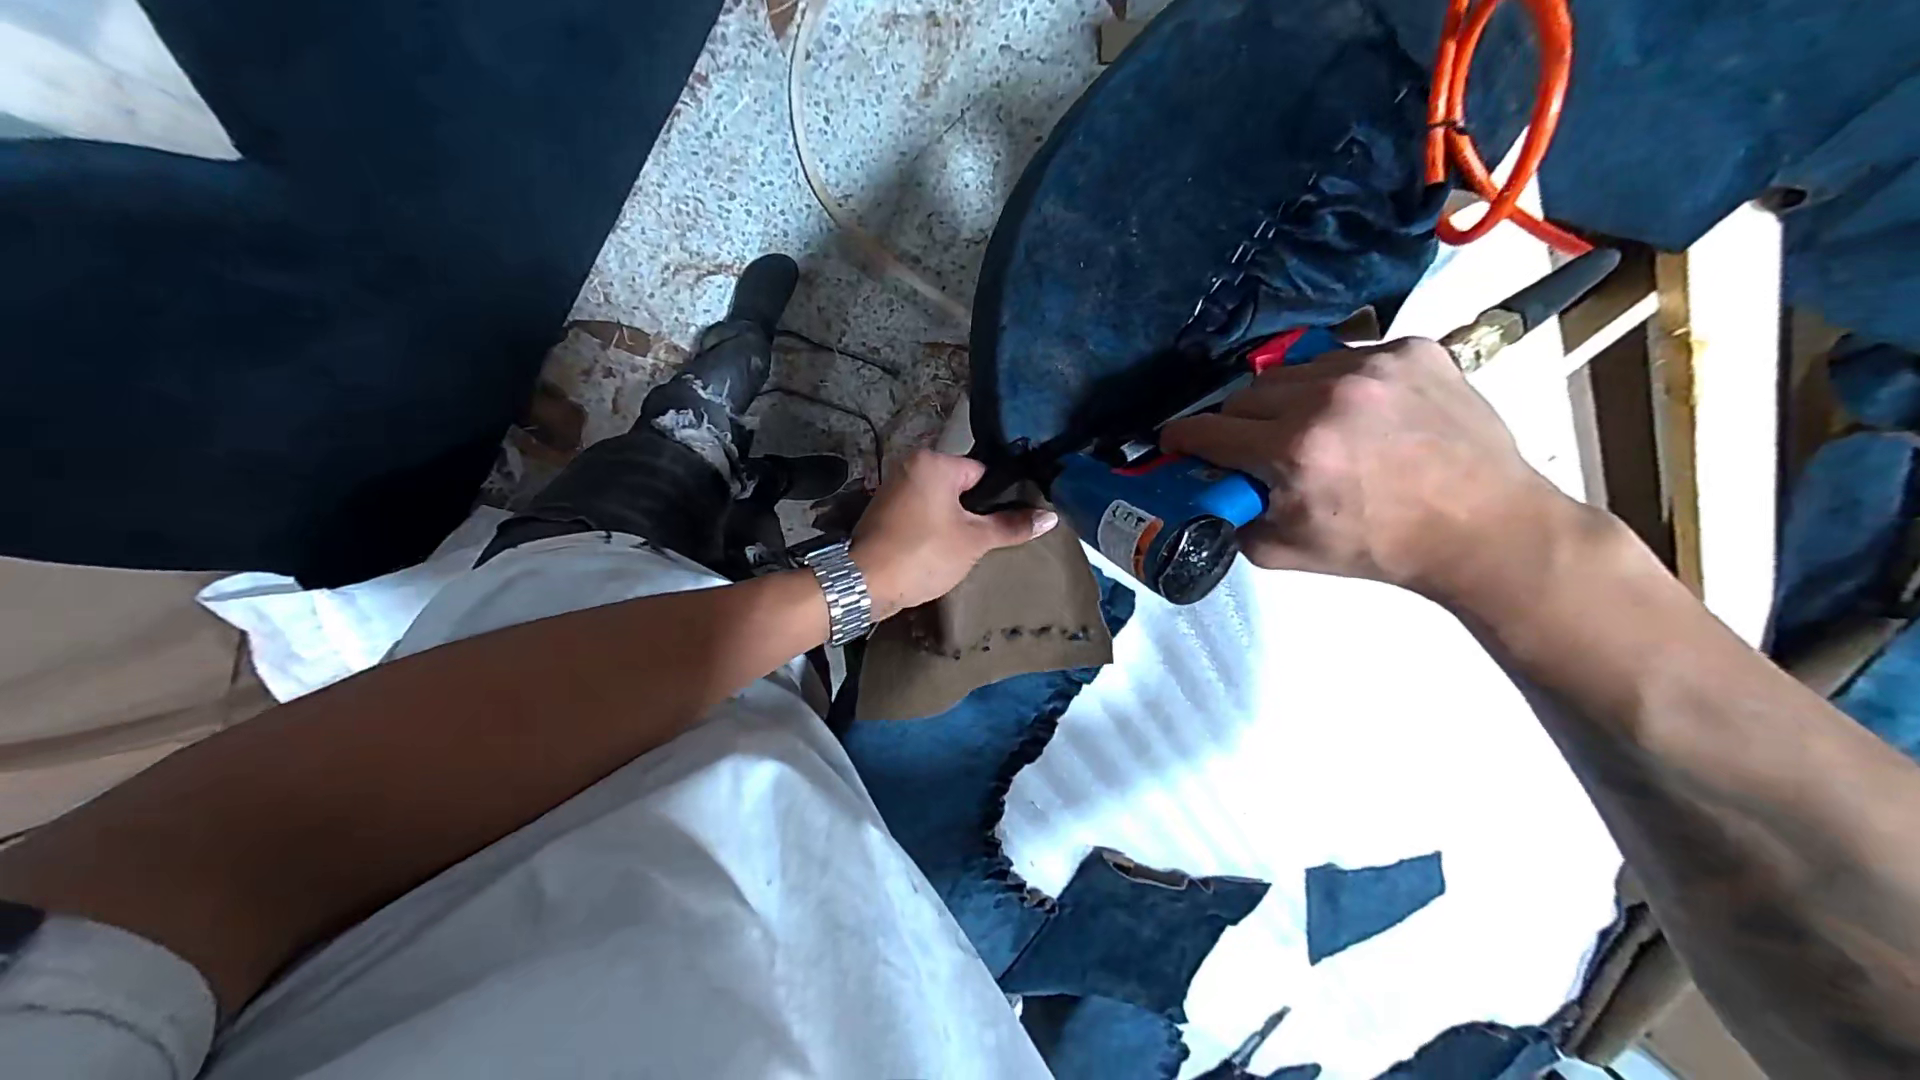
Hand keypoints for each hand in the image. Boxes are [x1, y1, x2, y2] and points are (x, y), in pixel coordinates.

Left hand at [851, 450, 1057, 619]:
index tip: (1007, 523)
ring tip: (965, 550)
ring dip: (953, 523)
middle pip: (960, 488)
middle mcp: (910, 466)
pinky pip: (920, 514)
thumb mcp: (974, 541)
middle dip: (974, 513)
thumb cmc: (924, 554)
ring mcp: (892, 489)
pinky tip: (939, 552)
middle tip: (987, 541)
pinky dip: (931, 529)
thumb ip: (1011, 526)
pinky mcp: (882, 512)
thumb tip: (1050, 516)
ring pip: (939, 503)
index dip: (998, 499)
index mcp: (933, 462)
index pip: (982, 473)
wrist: (865, 584)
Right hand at [1159, 337, 1581, 604]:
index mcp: (1294, 450)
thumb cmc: (1381, 546)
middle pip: (1244, 395)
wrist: (1485, 526)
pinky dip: (1339, 384)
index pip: (1208, 430)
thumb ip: (1233, 518)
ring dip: (1287, 400)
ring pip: (1293, 371)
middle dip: (1237, 424)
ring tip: (1311, 428)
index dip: (1182, 438)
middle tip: (1253, 448)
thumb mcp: (1285, 551)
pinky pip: (1348, 357)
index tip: (1175, 444)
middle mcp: (1328, 396)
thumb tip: (1212, 492)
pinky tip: (1358, 412)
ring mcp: (1375, 365)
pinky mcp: (1415, 350)